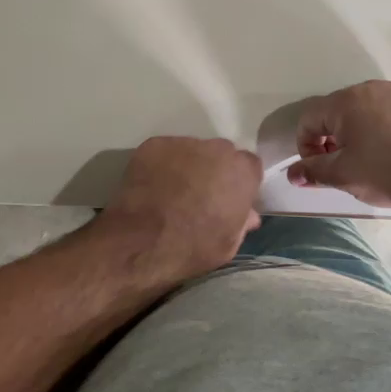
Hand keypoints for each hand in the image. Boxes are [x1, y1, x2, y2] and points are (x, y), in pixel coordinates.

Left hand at [97, 136, 263, 282]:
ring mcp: (183, 144)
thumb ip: (241, 223)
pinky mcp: (154, 144)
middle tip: (201, 194)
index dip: (240, 183)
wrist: (141, 242)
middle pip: (221, 154)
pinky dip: (162, 165)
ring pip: (192, 151)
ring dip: (188, 166)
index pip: (250, 166)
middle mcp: (217, 149)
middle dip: (215, 170)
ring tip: (173, 191)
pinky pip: (165, 152)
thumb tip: (247, 215)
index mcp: (241, 172)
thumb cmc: (192, 247)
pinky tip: (154, 186)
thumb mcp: (228, 244)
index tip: (230, 199)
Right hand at [287, 81, 390, 208]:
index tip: (317, 169)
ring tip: (366, 162)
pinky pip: (386, 113)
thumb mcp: (345, 176)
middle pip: (335, 112)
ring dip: (354, 135)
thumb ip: (314, 171)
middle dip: (330, 140)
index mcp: (347, 101)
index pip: (309, 118)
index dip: (305, 146)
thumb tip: (293, 173)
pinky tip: (390, 153)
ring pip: (362, 112)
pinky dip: (378, 130)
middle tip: (340, 167)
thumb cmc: (390, 172)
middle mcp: (370, 89)